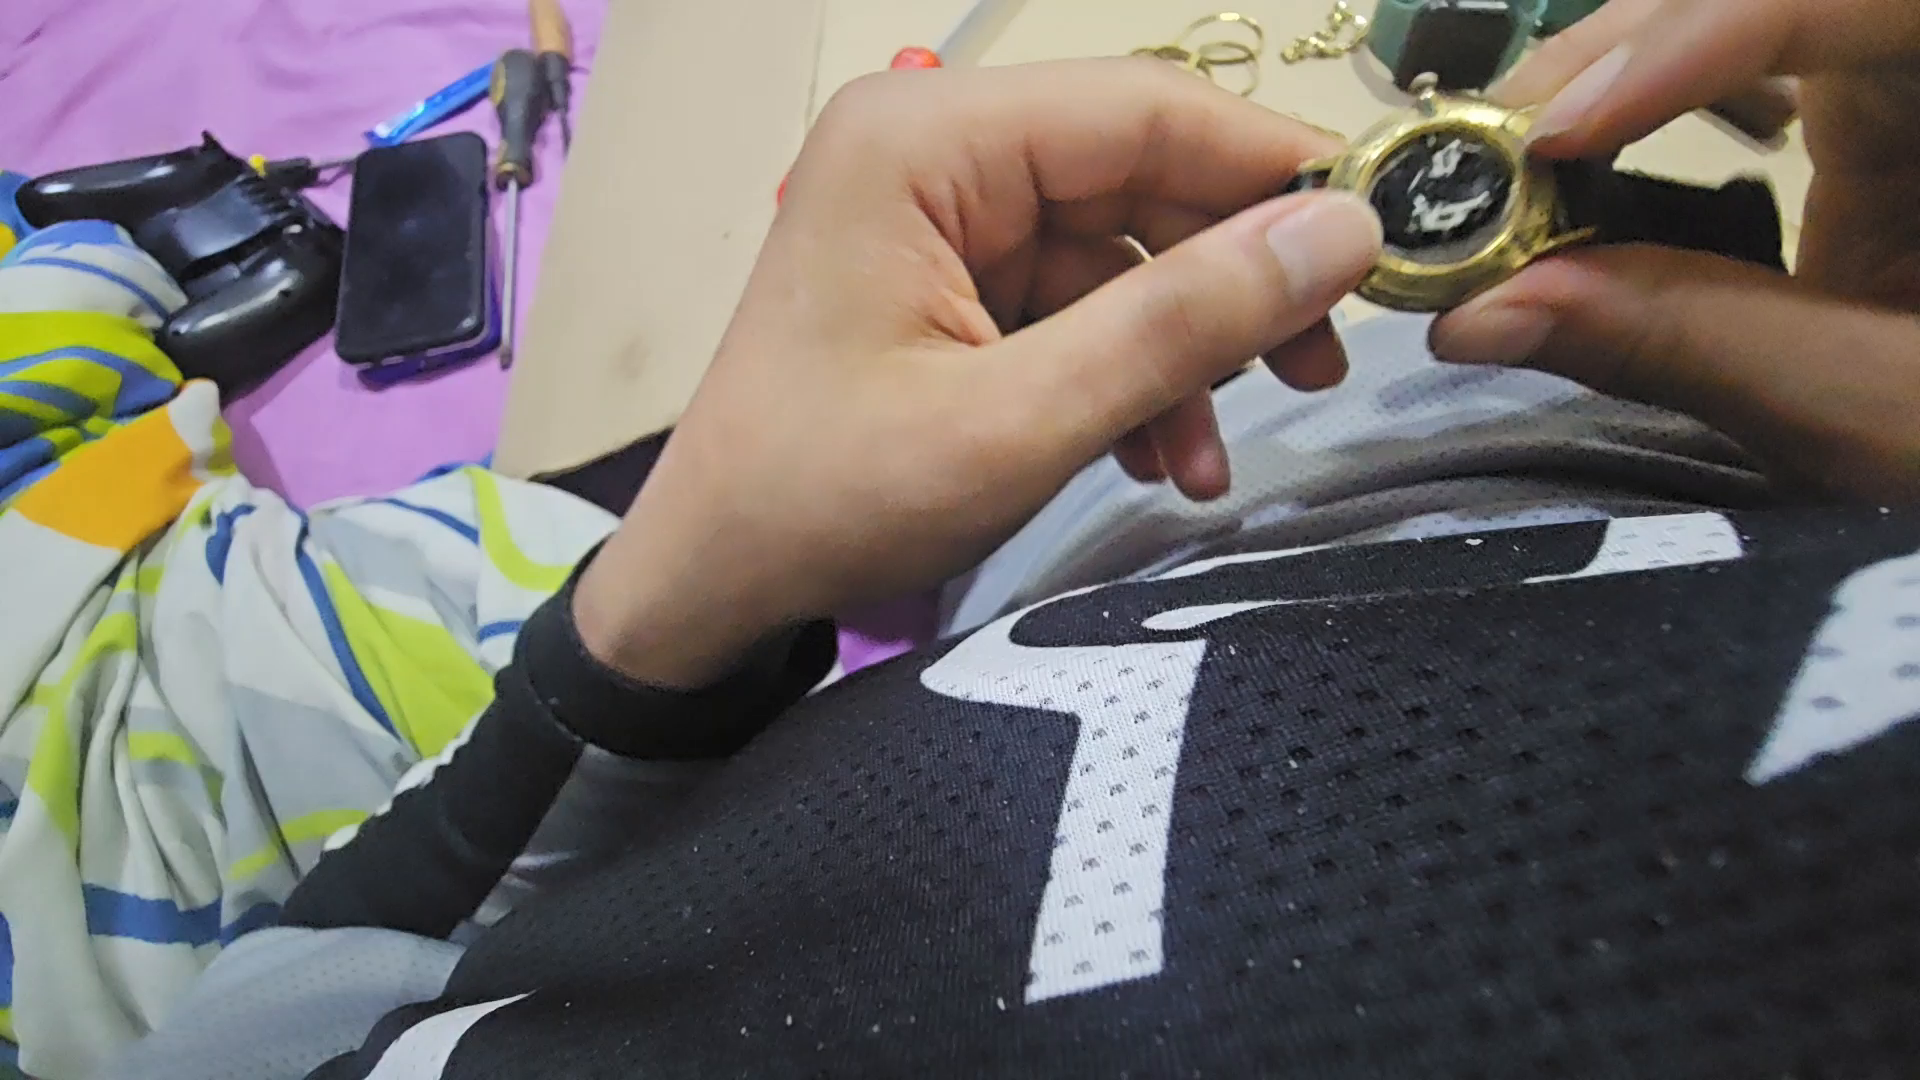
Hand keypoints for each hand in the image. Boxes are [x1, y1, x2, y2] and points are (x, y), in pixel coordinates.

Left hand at [573, 59, 1383, 685]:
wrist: (720, 571)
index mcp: (925, 146)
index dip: (1267, 173)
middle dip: (1221, 290)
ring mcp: (931, 231)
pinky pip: (1058, 318)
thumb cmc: (837, 498)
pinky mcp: (938, 297)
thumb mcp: (1018, 420)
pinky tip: (1149, 454)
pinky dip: (1113, 382)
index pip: (1142, 112)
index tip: (1370, 244)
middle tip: (1309, 372)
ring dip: (1170, 361)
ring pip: (1103, 267)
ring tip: (1207, 459)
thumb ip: (1176, 323)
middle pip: (1128, 190)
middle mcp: (928, 161)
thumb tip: (1337, 230)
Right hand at [1430, 0, 1919, 500]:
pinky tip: (1583, 152)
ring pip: (1748, 10)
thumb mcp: (1864, 411)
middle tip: (1491, 149)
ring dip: (1611, 70)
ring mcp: (1914, 79)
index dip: (1700, 35)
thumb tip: (1471, 320)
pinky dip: (1639, 103)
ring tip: (1513, 155)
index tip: (1552, 137)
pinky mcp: (1873, 117)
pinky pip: (1749, 64)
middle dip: (1620, 48)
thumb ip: (1681, 346)